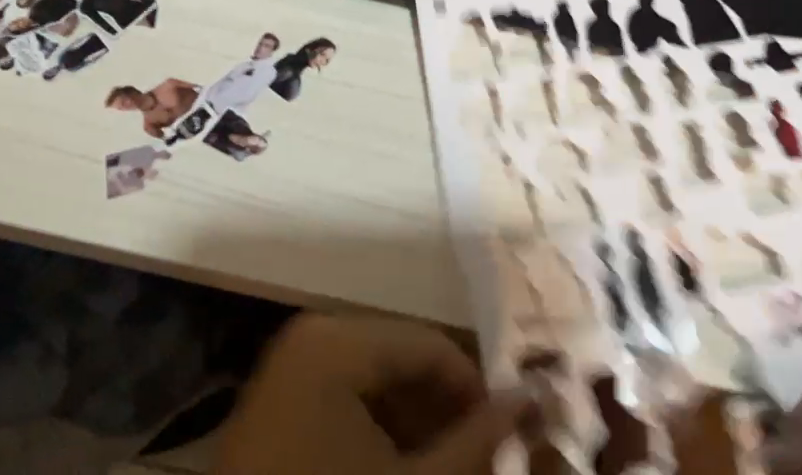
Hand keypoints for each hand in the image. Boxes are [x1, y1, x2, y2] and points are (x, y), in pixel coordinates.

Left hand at [215, 314, 524, 474]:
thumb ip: (477, 437)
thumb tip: (530, 397)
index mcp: (336, 343)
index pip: (430, 345)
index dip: (474, 388)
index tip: (505, 430)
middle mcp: (308, 339)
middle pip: (401, 361)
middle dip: (441, 409)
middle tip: (476, 451)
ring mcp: (283, 372)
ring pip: (372, 382)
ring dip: (412, 423)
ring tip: (442, 462)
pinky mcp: (270, 407)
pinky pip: (339, 401)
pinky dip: (374, 431)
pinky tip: (396, 464)